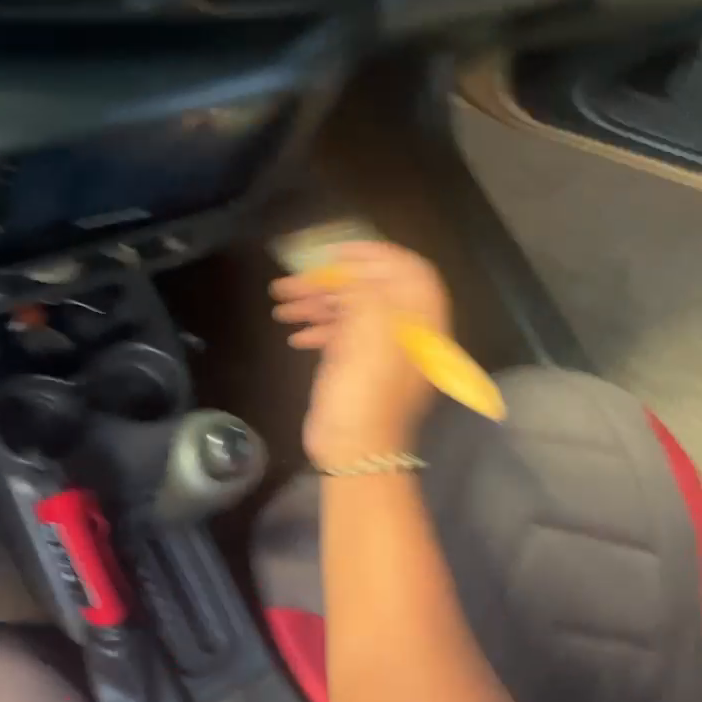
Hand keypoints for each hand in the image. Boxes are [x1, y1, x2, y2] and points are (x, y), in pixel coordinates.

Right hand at [270, 242, 451, 467]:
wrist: (354, 449)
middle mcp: (404, 332)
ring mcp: (381, 353)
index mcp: (419, 321)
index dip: (374, 255)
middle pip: (370, 291)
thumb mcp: (368, 331)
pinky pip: (341, 340)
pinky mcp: (358, 371)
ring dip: (317, 305)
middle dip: (329, 283)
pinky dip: (318, 331)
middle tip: (290, 283)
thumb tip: (346, 275)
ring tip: (282, 307)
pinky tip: (295, 336)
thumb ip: (363, 292)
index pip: (406, 270)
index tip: (335, 251)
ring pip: (351, 314)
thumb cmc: (365, 391)